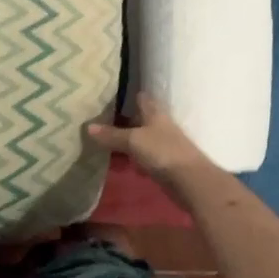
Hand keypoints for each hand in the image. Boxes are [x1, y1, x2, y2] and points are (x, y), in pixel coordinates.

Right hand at [86, 92, 211, 180]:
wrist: (190, 181)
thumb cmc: (162, 152)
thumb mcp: (133, 141)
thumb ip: (112, 135)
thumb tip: (88, 126)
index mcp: (154, 112)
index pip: (139, 97)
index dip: (125, 96)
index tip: (106, 96)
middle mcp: (158, 125)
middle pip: (137, 119)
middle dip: (120, 121)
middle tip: (97, 121)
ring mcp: (162, 145)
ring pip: (138, 139)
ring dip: (124, 142)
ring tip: (101, 144)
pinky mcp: (162, 164)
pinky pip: (142, 158)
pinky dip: (131, 160)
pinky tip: (118, 164)